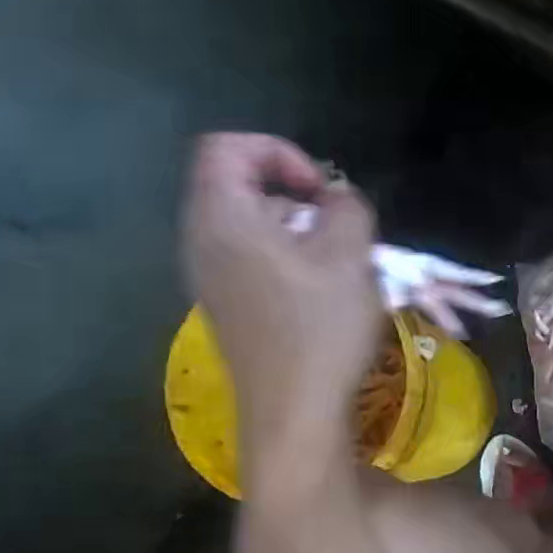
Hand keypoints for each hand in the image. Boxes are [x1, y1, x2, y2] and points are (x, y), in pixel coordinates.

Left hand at [180, 133, 381, 462]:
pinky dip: (295, 263)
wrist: (294, 403)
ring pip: (256, 227)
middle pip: (244, 188)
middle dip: (303, 203)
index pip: (229, 148)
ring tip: (344, 271)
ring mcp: (211, 273)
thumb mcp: (350, 258)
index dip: (282, 155)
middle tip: (346, 238)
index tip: (327, 194)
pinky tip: (326, 297)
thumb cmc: (322, 326)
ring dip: (306, 237)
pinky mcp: (229, 301)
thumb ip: (348, 210)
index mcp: (222, 216)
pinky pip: (257, 260)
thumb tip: (338, 198)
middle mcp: (202, 237)